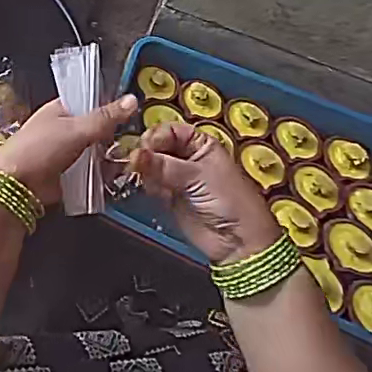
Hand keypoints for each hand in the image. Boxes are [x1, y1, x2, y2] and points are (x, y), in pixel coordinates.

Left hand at [0, 95, 138, 203]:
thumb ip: (105, 117)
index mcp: (62, 109)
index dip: (111, 106)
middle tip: (133, 140)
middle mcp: (65, 129)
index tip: (132, 112)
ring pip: (97, 152)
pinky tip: (115, 176)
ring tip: (127, 160)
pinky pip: (93, 171)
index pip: (91, 100)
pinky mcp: (70, 174)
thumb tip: (131, 100)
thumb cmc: (39, 149)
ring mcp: (67, 153)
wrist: (17, 186)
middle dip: (113, 136)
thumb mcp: (76, 129)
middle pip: (97, 129)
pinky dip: (103, 174)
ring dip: (110, 157)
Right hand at [130, 121, 282, 263]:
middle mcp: (186, 156)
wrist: (236, 241)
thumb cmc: (228, 200)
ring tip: (139, 176)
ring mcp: (176, 176)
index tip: (144, 147)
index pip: (170, 130)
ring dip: (143, 170)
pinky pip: (149, 183)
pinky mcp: (167, 195)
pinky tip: (149, 189)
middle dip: (145, 153)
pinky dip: (145, 184)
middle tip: (134, 162)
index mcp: (200, 143)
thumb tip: (134, 155)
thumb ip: (163, 165)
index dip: (156, 136)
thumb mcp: (197, 176)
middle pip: (156, 146)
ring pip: (150, 164)